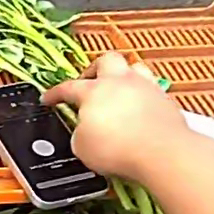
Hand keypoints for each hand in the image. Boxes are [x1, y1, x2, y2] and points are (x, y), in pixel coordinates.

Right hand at [40, 52, 194, 181]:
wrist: (160, 153)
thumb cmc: (118, 148)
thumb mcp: (81, 146)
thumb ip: (79, 132)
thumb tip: (84, 131)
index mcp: (94, 90)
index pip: (67, 87)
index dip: (54, 94)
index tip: (48, 99)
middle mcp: (121, 82)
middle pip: (106, 60)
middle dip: (93, 70)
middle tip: (87, 83)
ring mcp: (146, 88)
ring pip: (134, 67)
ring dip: (122, 76)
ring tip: (115, 91)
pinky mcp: (165, 100)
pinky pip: (150, 89)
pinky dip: (140, 95)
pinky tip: (136, 109)